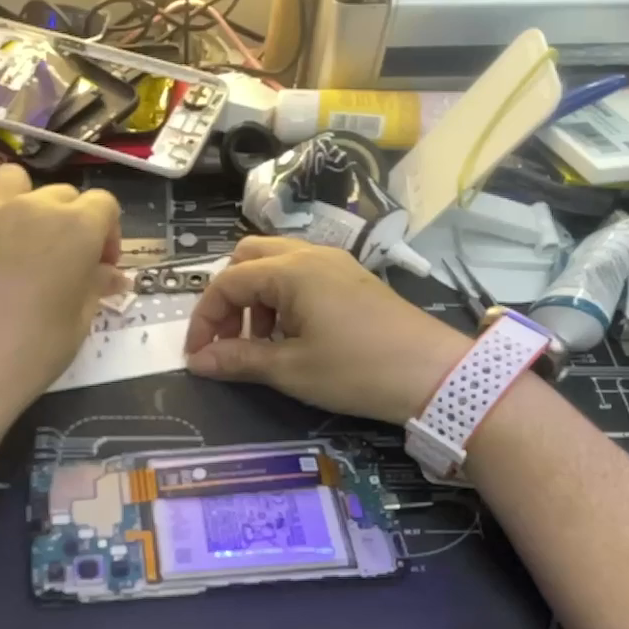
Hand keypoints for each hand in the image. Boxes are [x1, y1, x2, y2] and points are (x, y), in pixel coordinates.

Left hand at [0, 164, 123, 426]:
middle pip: (60, 195)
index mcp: (76, 228)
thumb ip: (95, 288)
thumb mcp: (78, 325)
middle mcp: (32, 206)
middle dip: (68, 223)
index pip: (103, 206)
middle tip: (58, 264)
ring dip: (21, 201)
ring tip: (14, 238)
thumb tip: (111, 274)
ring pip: (11, 180)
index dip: (106, 235)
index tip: (98, 267)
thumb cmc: (33, 353)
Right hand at [184, 237, 471, 424]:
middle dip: (229, 298)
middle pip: (248, 258)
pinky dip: (282, 300)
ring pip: (275, 265)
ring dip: (256, 300)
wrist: (431, 373)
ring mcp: (335, 264)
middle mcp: (310, 255)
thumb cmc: (355, 370)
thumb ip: (238, 360)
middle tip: (229, 341)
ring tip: (262, 345)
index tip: (198, 356)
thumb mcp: (290, 369)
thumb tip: (197, 361)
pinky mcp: (351, 280)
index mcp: (291, 270)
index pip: (227, 281)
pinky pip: (302, 276)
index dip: (204, 319)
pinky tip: (293, 337)